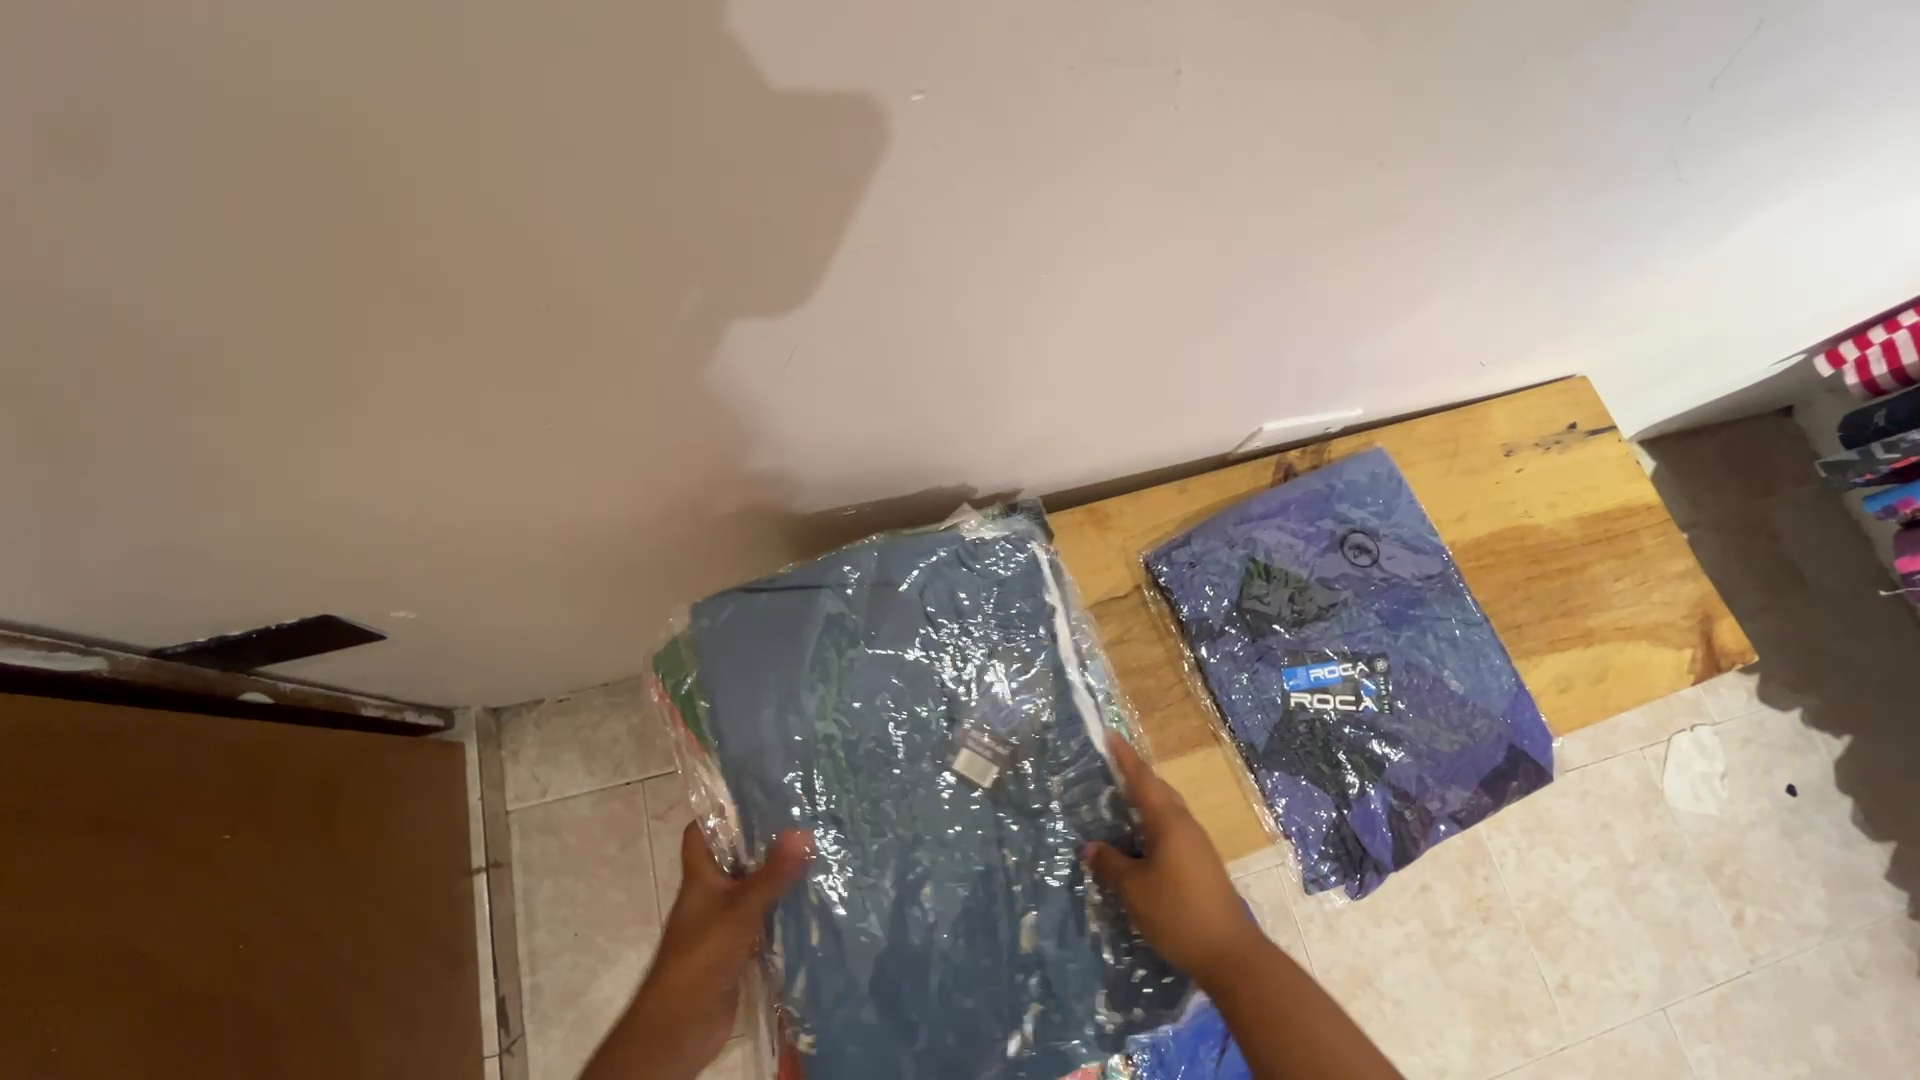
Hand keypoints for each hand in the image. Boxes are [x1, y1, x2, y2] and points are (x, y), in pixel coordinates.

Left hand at [584, 822, 811, 1079]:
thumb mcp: (742, 908)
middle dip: (762, 843)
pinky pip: (760, 922)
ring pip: (750, 890)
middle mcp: (709, 895)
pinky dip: (779, 913)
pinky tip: (808, 905)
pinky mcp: (736, 950)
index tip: (756, 797)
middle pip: (733, 859)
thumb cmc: (703, 954)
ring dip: (775, 878)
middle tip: (802, 823)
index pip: (700, 833)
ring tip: (814, 856)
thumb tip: (803, 830)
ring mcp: (721, 924)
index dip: (720, 813)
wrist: (682, 1023)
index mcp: (699, 877)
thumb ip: (773, 873)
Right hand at [1084, 733, 1264, 991]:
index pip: (1142, 780)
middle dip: (1136, 776)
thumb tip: (1091, 846)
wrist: (1229, 953)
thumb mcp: (1133, 889)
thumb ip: (1110, 864)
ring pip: (1166, 813)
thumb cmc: (1177, 912)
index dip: (1125, 757)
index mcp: (1169, 822)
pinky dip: (1151, 827)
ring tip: (1119, 801)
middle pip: (1158, 792)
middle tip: (1111, 765)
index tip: (1110, 734)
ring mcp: (1197, 846)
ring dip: (1144, 803)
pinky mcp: (1201, 866)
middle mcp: (1185, 826)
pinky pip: (1170, 832)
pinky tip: (1138, 841)